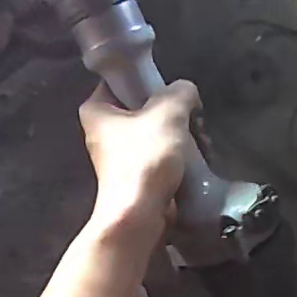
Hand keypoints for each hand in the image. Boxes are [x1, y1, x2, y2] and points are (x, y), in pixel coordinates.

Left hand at [79, 80, 198, 225]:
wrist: (139, 215)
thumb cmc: (145, 158)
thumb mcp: (168, 113)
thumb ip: (180, 92)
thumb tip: (186, 91)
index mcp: (96, 111)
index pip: (120, 82)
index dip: (147, 82)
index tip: (170, 92)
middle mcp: (102, 134)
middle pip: (143, 111)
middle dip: (172, 116)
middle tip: (192, 121)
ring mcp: (118, 160)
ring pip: (154, 136)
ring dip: (179, 139)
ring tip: (200, 144)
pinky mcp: (134, 181)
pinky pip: (158, 160)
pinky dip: (176, 161)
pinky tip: (193, 164)